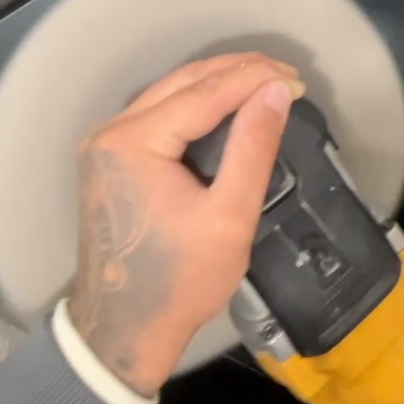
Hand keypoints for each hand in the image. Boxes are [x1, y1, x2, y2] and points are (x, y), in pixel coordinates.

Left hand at [68, 53, 301, 395]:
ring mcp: (106, 142)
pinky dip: (200, 101)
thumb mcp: (229, 217)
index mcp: (134, 142)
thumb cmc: (179, 281)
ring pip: (172, 90)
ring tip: (267, 83)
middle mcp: (112, 131)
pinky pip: (161, 110)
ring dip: (220, 82)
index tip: (297, 79)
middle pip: (185, 81)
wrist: (122, 333)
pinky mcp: (111, 155)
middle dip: (240, 71)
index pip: (204, 92)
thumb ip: (253, 147)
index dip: (254, 78)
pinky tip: (231, 103)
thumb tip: (277, 90)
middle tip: (288, 75)